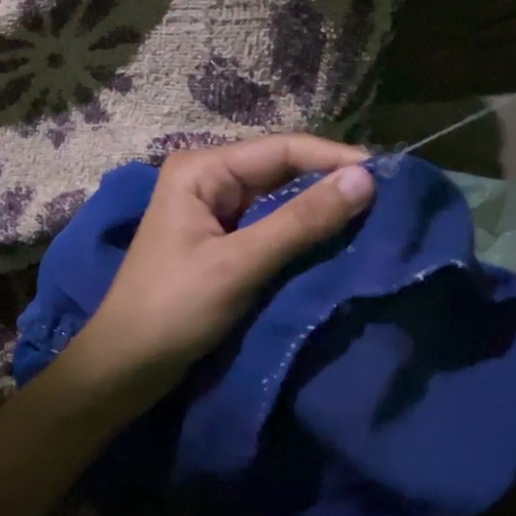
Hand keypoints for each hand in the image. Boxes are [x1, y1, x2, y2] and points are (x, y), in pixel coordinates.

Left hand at [69, 134, 375, 399]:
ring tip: (372, 221)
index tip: (389, 177)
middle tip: (388, 202)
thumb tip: (365, 179)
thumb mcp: (240, 264)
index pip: (281, 149)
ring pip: (278, 201)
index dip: (335, 160)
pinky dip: (299, 235)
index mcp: (201, 170)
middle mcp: (206, 180)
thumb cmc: (173, 310)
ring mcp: (211, 213)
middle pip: (281, 171)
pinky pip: (268, 228)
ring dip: (317, 211)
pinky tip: (334, 245)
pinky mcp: (219, 244)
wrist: (125, 366)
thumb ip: (301, 221)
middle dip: (329, 185)